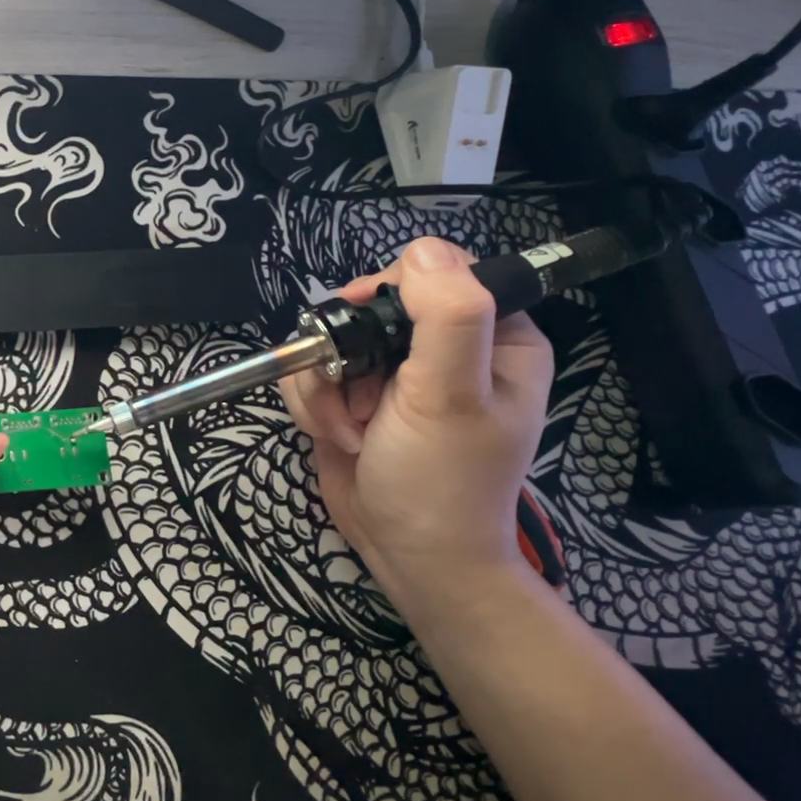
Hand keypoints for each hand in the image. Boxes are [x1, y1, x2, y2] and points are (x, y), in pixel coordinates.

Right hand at [280, 237, 554, 609]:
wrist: (407, 553)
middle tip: (357, 392)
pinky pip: (309, 374)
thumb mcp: (451, 395)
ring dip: (321, 387)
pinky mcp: (348, 398)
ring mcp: (389, 375)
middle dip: (343, 349)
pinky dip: (310, 405)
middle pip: (365, 305)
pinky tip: (335, 437)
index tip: (365, 322)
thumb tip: (422, 247)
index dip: (391, 289)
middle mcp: (439, 349)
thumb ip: (446, 317)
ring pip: (326, 341)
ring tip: (347, 429)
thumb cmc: (443, 478)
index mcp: (492, 337)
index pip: (436, 272)